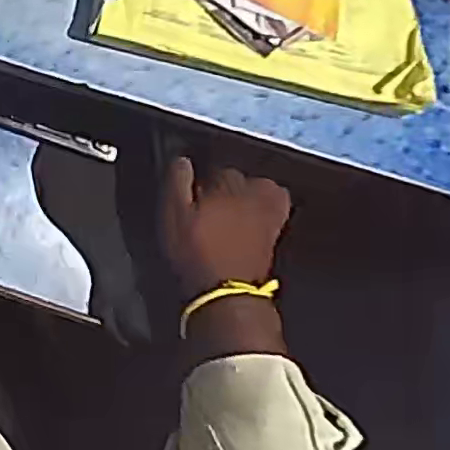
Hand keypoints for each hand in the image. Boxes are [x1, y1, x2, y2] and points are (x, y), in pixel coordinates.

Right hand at [160, 158, 291, 362]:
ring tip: (226, 208)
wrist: (223, 288)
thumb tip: (182, 160)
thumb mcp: (172, 211)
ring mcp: (270, 213)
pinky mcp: (276, 231)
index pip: (215, 166)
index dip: (198, 178)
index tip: (189, 192)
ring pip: (260, 190)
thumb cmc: (195, 249)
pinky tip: (245, 219)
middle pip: (240, 177)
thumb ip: (177, 180)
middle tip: (204, 202)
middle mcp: (256, 195)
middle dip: (223, 184)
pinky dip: (263, 208)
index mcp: (229, 185)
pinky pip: (274, 208)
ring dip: (245, 194)